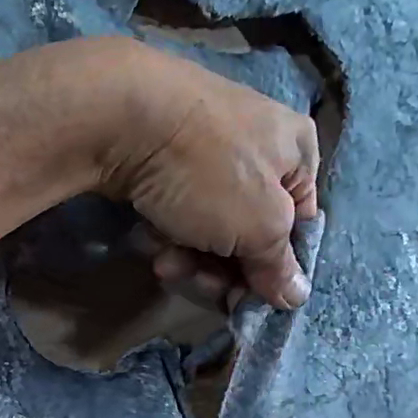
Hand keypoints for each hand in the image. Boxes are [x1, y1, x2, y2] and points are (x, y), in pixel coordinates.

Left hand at [52, 38, 319, 308]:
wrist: (117, 115)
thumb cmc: (209, 171)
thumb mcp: (260, 226)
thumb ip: (279, 265)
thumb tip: (297, 296)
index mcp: (297, 151)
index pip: (300, 227)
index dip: (276, 272)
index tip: (247, 302)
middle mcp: (259, 145)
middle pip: (253, 233)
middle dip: (225, 269)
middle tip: (201, 284)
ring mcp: (210, 148)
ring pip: (214, 227)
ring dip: (192, 257)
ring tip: (167, 262)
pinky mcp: (167, 157)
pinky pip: (181, 208)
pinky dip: (169, 231)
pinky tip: (149, 237)